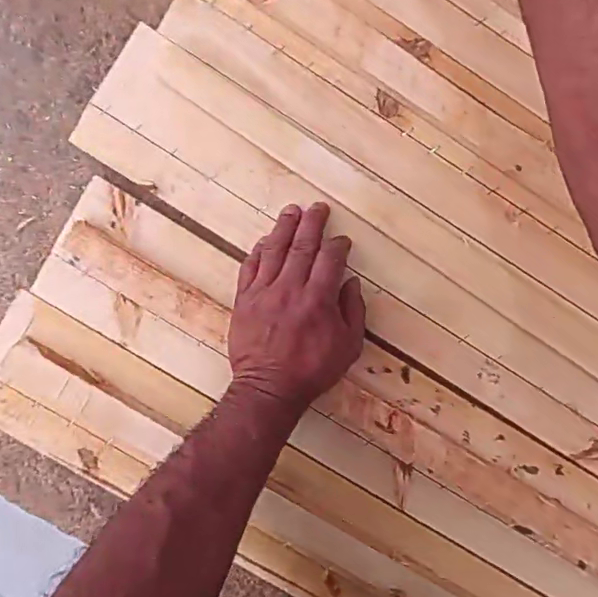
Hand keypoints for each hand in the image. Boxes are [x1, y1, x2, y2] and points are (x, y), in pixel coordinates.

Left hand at [228, 203, 366, 411]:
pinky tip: (264, 241)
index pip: (330, 260)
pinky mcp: (244, 300)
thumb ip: (353, 312)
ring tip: (292, 211)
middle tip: (318, 208)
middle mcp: (290, 289)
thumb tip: (351, 284)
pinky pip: (250, 268)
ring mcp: (264, 293)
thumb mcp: (348, 347)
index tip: (342, 240)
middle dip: (312, 224)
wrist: (268, 388)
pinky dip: (257, 251)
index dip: (338, 246)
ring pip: (274, 251)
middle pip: (303, 247)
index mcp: (318, 299)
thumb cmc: (311, 371)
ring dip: (284, 228)